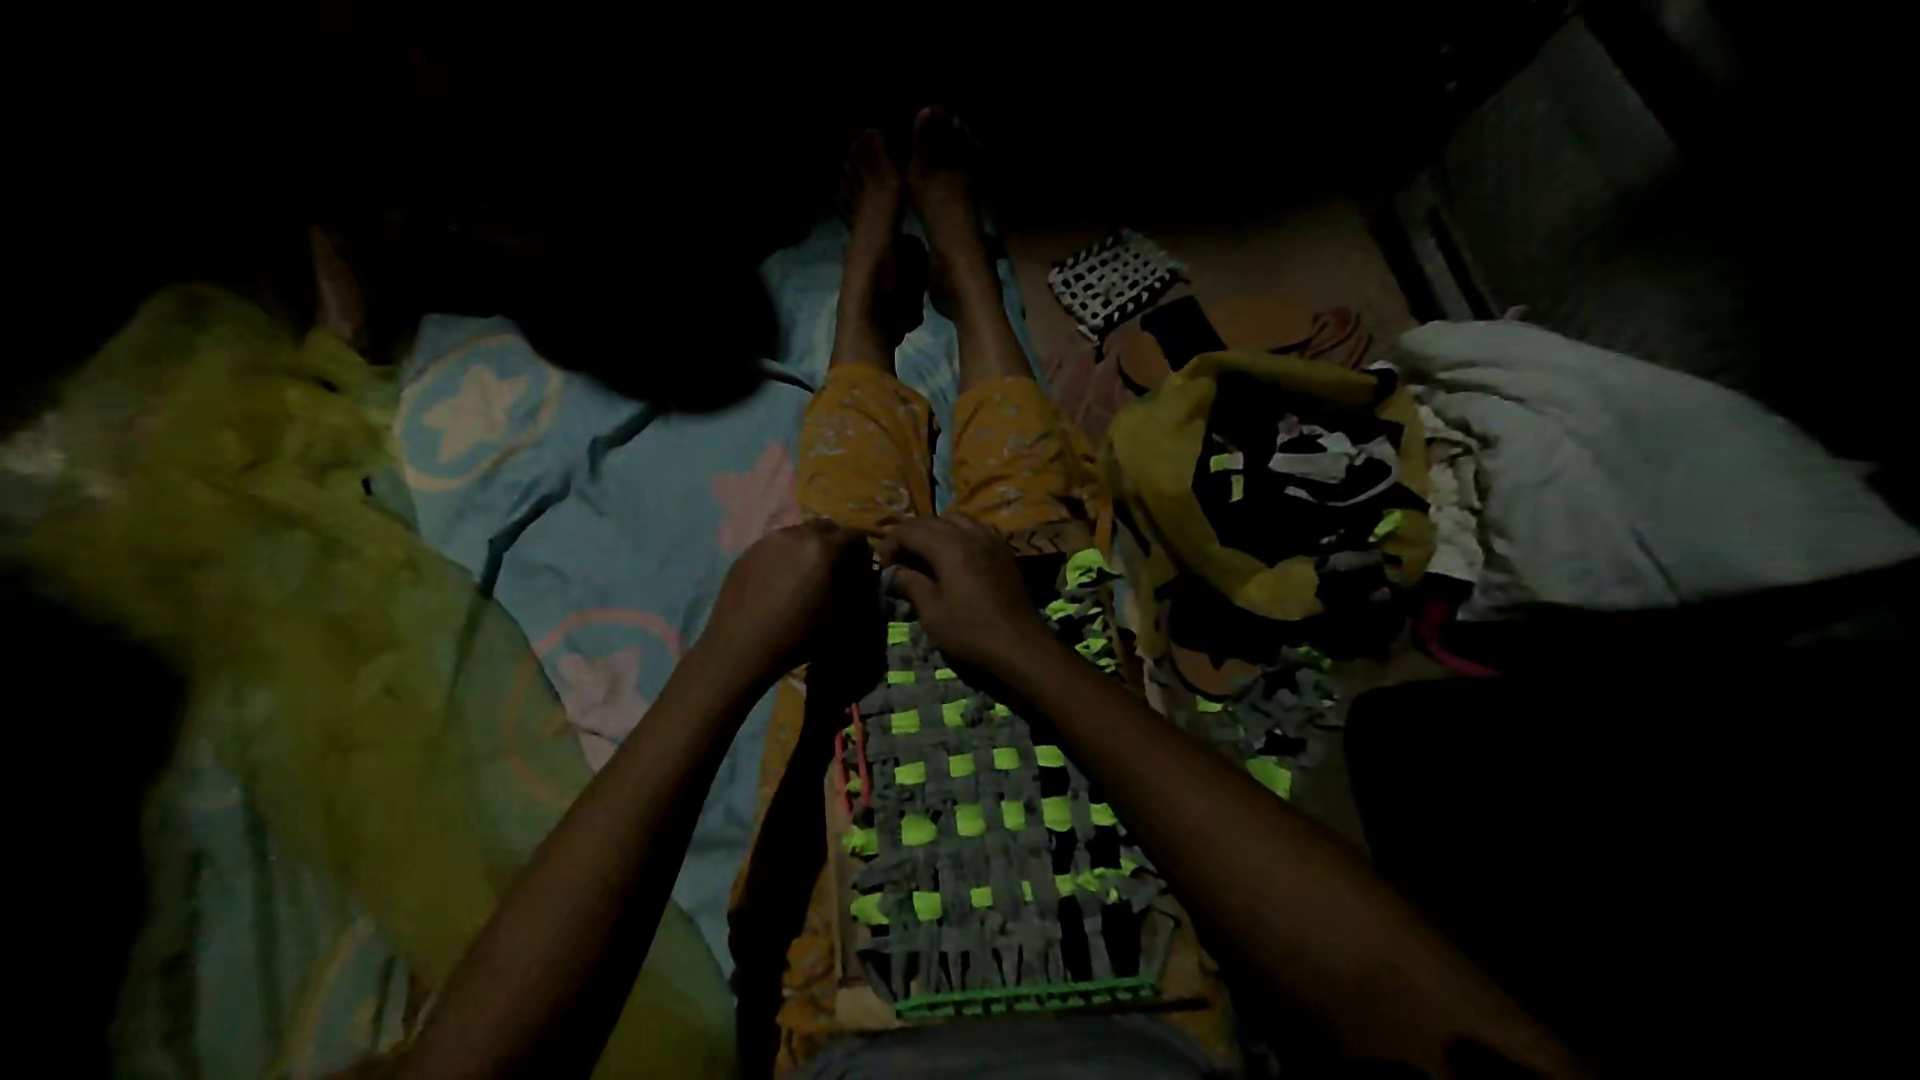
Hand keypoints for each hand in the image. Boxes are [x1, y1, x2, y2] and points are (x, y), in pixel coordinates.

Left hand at [699, 520, 870, 681]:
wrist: (740, 647)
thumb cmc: (795, 635)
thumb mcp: (836, 613)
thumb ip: (850, 585)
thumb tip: (854, 574)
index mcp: (821, 548)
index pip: (854, 535)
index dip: (863, 552)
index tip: (861, 569)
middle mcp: (794, 534)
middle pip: (825, 526)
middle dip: (835, 542)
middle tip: (835, 567)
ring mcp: (767, 540)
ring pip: (798, 532)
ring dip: (809, 546)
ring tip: (806, 573)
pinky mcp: (747, 551)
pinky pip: (775, 544)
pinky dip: (786, 554)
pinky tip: (780, 579)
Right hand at [881, 514, 1051, 671]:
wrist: (1019, 643)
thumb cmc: (971, 631)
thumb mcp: (932, 612)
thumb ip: (911, 584)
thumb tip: (896, 572)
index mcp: (948, 548)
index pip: (909, 530)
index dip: (890, 542)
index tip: (883, 563)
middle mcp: (969, 534)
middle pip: (931, 520)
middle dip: (909, 533)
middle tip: (898, 556)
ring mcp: (990, 539)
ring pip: (955, 518)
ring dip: (934, 528)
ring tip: (925, 550)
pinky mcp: (1004, 549)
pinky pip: (977, 526)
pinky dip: (959, 530)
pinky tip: (956, 548)